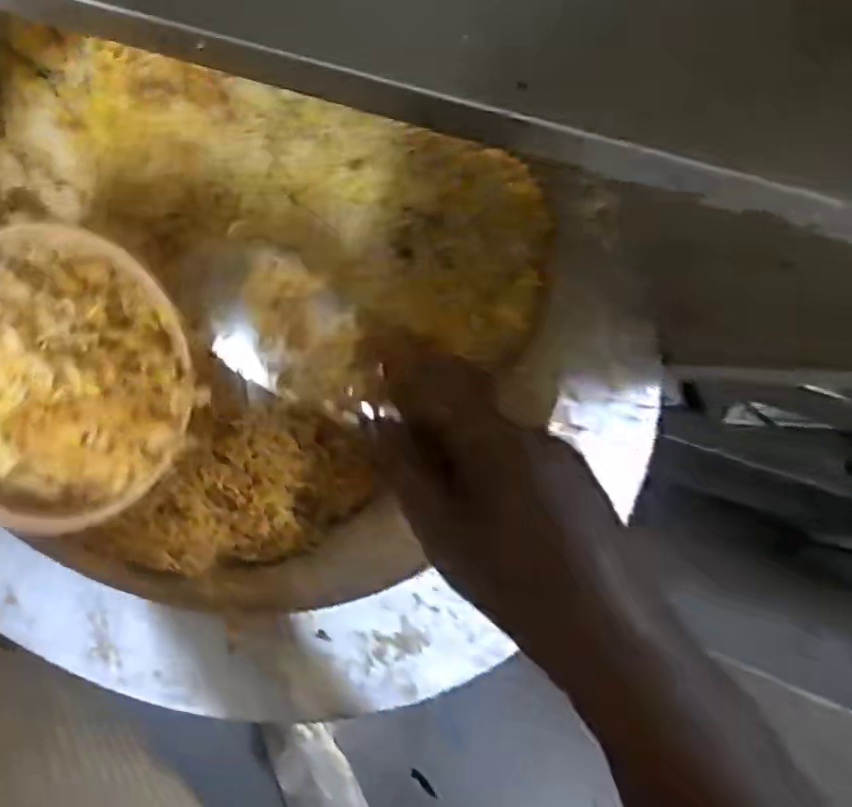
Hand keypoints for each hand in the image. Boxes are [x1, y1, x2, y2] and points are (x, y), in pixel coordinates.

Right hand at [373, 338, 633, 662]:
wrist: (613, 639)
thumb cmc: (508, 575)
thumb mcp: (436, 521)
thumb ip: (402, 463)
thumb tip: (373, 416)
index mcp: (497, 440)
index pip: (443, 380)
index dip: (406, 362)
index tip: (373, 349)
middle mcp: (534, 438)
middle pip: (469, 399)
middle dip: (425, 394)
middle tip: (384, 403)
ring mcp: (562, 461)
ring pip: (491, 425)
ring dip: (451, 423)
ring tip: (415, 442)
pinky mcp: (576, 485)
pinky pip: (512, 447)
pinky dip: (477, 446)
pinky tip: (462, 476)